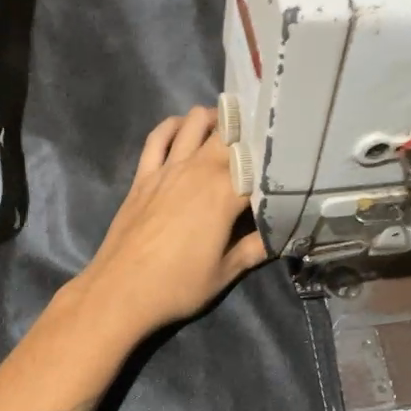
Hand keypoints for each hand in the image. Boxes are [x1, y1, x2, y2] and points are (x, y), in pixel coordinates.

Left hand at [74, 107, 267, 338]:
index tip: (290, 164)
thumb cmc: (178, 286)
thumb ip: (255, 249)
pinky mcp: (143, 175)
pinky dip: (174, 126)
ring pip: (195, 123)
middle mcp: (198, 170)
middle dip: (250, 133)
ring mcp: (168, 168)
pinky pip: (159, 136)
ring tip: (230, 129)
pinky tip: (185, 128)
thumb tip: (282, 237)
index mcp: (224, 193)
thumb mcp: (225, 274)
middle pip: (231, 135)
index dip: (276, 163)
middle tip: (266, 142)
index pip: (259, 165)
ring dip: (215, 120)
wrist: (121, 291)